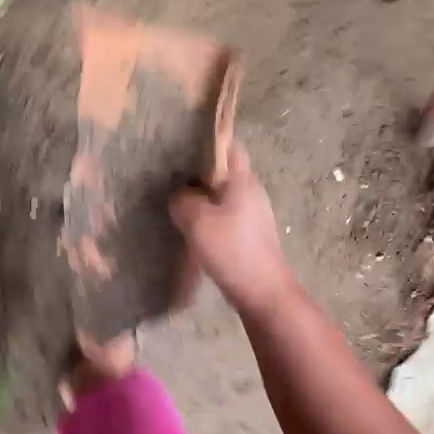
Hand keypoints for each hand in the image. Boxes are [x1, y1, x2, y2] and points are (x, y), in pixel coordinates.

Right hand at [169, 144, 297, 312]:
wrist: (263, 292)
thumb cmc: (232, 250)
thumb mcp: (197, 221)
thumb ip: (183, 200)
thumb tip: (180, 196)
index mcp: (243, 180)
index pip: (230, 146)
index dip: (209, 141)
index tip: (182, 145)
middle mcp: (252, 191)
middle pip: (224, 171)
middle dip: (199, 172)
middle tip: (170, 176)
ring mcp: (253, 214)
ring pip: (223, 195)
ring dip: (202, 198)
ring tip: (176, 202)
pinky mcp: (249, 234)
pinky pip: (225, 216)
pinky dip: (209, 217)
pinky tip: (191, 228)